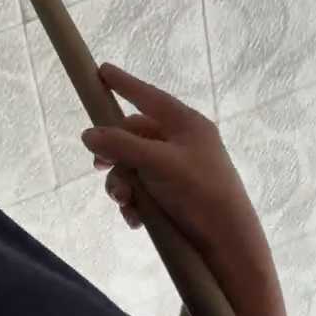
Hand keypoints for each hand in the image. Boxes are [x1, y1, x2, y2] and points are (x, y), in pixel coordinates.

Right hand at [78, 63, 273, 293]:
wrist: (227, 244)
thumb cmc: (199, 192)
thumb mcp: (157, 163)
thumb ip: (120, 145)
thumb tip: (87, 134)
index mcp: (186, 125)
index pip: (149, 96)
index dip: (124, 84)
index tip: (101, 70)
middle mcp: (181, 143)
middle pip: (132, 136)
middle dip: (113, 155)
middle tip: (99, 165)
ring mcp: (176, 170)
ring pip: (131, 166)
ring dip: (121, 184)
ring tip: (124, 202)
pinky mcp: (172, 195)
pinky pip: (139, 189)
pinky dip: (132, 202)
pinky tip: (135, 217)